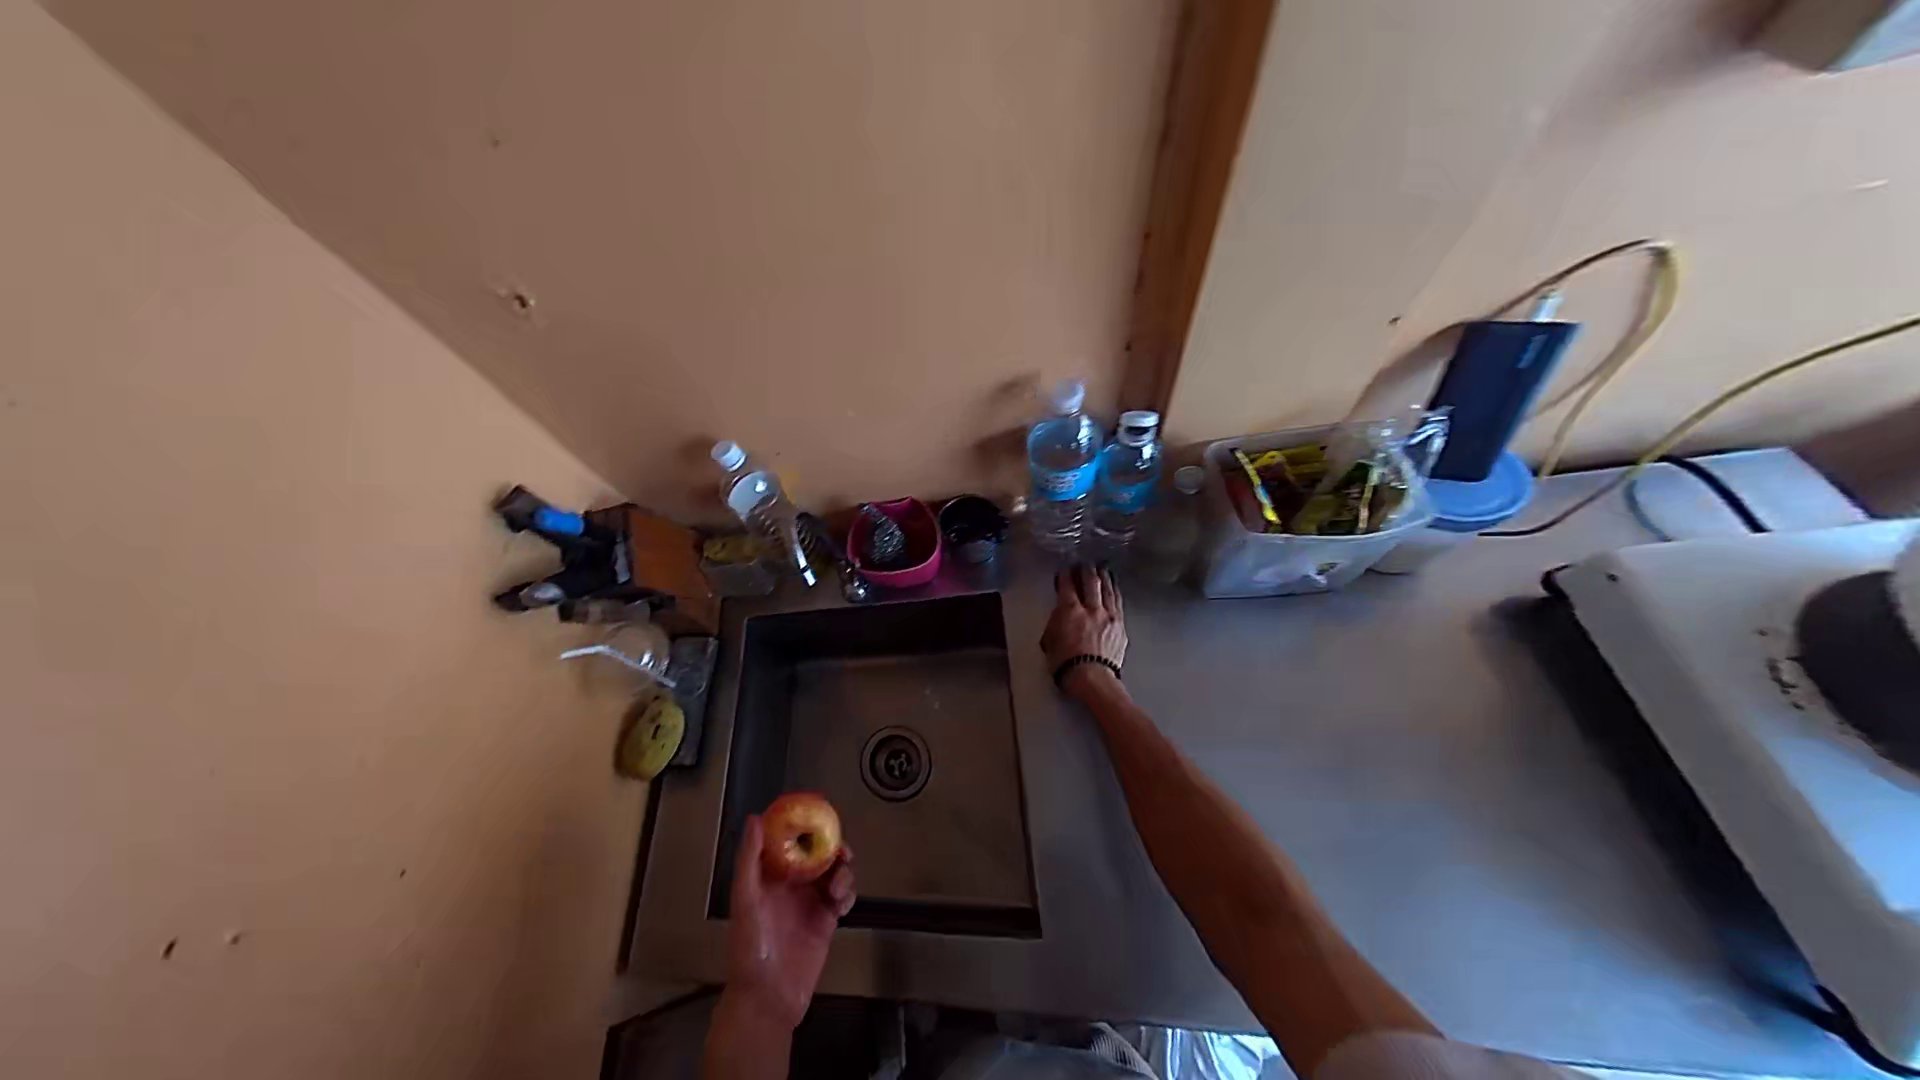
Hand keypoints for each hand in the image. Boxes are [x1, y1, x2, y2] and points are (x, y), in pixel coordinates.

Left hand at [722, 813, 855, 1031]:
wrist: (768, 999)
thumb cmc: (749, 950)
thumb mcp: (745, 901)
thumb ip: (748, 861)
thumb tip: (754, 819)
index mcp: (770, 875)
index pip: (789, 839)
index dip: (804, 823)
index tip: (819, 810)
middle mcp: (792, 883)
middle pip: (819, 851)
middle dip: (832, 846)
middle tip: (840, 850)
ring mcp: (811, 900)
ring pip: (835, 870)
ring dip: (843, 871)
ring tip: (838, 888)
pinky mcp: (827, 918)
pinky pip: (845, 895)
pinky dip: (848, 893)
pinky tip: (841, 904)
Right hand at [1041, 565, 1127, 693]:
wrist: (1092, 678)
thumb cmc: (1065, 663)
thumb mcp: (1049, 640)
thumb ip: (1054, 622)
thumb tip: (1059, 614)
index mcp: (1070, 610)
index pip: (1068, 586)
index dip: (1066, 574)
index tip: (1065, 569)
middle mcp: (1091, 608)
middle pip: (1091, 582)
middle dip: (1086, 570)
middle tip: (1085, 563)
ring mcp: (1109, 615)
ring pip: (1108, 589)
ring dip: (1104, 577)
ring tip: (1102, 569)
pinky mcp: (1120, 625)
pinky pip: (1118, 602)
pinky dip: (1115, 592)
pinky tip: (1114, 588)